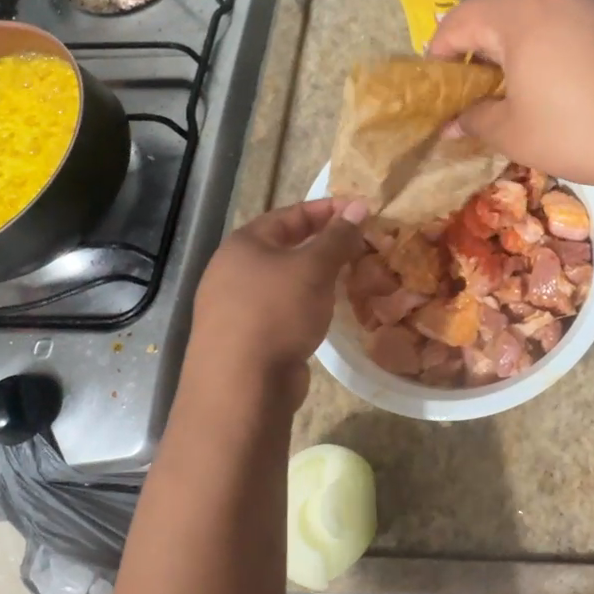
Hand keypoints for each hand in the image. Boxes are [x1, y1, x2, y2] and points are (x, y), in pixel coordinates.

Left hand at [186, 197, 369, 407]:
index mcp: (243, 244)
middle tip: (359, 245)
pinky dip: (304, 303)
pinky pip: (280, 308)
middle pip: (285, 246)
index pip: (291, 214)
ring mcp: (233, 306)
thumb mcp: (314, 268)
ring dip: (315, 276)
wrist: (240, 387)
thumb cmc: (277, 312)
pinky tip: (324, 312)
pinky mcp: (242, 337)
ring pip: (283, 280)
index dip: (328, 209)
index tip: (362, 211)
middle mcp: (231, 270)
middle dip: (324, 244)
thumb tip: (358, 206)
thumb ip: (338, 237)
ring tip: (349, 277)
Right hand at [426, 0, 593, 192]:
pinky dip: (555, 46)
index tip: (438, 84)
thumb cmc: (581, 134)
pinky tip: (564, 82)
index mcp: (521, 11)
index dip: (441, 51)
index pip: (461, 20)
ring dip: (520, 48)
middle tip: (478, 93)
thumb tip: (453, 120)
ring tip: (521, 90)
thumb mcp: (515, 133)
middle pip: (501, 14)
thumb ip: (475, 118)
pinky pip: (572, 23)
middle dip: (482, 51)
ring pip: (539, 17)